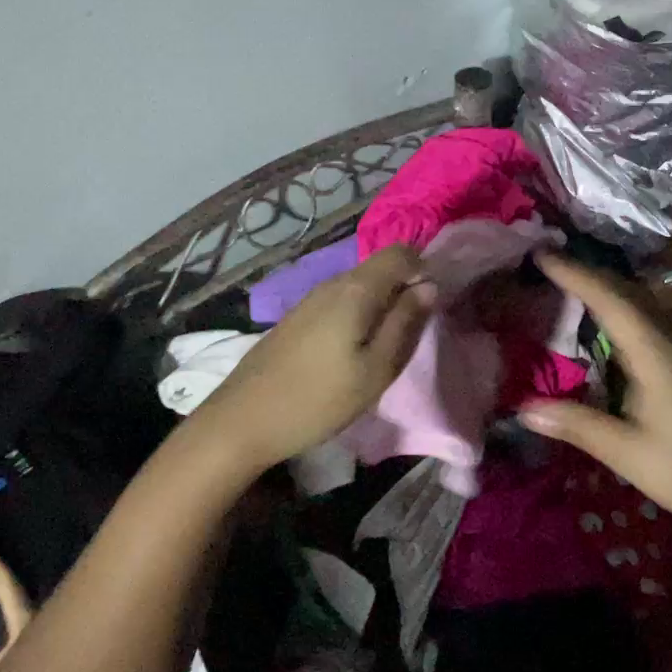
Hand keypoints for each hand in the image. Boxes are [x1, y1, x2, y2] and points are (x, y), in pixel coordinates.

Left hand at [186, 244, 434, 472]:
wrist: (242, 420)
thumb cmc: (318, 399)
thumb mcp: (376, 369)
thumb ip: (405, 323)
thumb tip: (429, 286)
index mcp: (356, 288)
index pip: (401, 252)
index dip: (424, 271)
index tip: (429, 309)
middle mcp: (332, 282)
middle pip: (380, 268)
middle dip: (403, 291)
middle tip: (411, 335)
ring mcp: (310, 298)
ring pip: (359, 286)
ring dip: (380, 306)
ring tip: (383, 349)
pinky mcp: (297, 317)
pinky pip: (339, 302)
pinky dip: (357, 317)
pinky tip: (351, 353)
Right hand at [520, 251, 671, 549]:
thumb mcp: (629, 455)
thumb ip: (579, 425)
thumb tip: (523, 407)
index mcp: (657, 355)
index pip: (611, 300)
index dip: (576, 273)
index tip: (542, 253)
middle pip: (630, 292)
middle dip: (589, 272)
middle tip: (549, 262)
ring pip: (646, 303)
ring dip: (609, 287)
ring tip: (573, 284)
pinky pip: (655, 319)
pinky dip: (625, 308)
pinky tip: (613, 325)